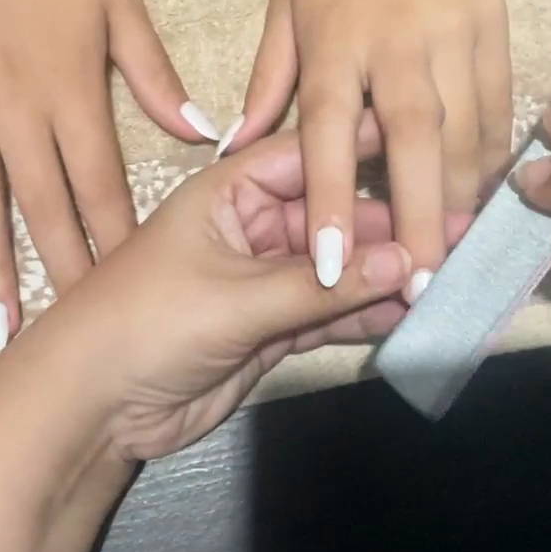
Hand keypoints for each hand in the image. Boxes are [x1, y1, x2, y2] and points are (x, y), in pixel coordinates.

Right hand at [0, 0, 216, 347]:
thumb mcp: (122, 6)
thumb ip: (157, 77)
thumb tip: (203, 132)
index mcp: (74, 93)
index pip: (102, 186)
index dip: (116, 242)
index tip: (129, 293)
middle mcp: (17, 112)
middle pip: (44, 208)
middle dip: (60, 273)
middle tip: (67, 337)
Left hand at [36, 117, 469, 461]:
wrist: (93, 405)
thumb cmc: (149, 322)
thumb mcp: (235, 297)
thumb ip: (321, 285)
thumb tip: (406, 262)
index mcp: (233, 190)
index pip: (310, 157)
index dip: (367, 151)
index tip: (430, 146)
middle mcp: (255, 224)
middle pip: (334, 218)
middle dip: (391, 229)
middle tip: (457, 235)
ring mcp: (266, 278)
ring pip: (338, 269)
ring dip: (387, 276)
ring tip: (450, 274)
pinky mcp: (273, 326)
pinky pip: (329, 313)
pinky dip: (366, 316)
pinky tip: (411, 313)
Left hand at [229, 0, 511, 300]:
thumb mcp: (283, 8)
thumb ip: (267, 81)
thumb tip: (237, 148)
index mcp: (334, 38)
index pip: (328, 133)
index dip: (330, 204)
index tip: (333, 272)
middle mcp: (396, 41)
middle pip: (413, 141)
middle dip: (421, 219)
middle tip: (421, 286)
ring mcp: (455, 33)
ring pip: (466, 130)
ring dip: (462, 197)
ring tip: (453, 253)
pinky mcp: (496, 27)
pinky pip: (499, 105)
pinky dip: (493, 155)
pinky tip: (484, 192)